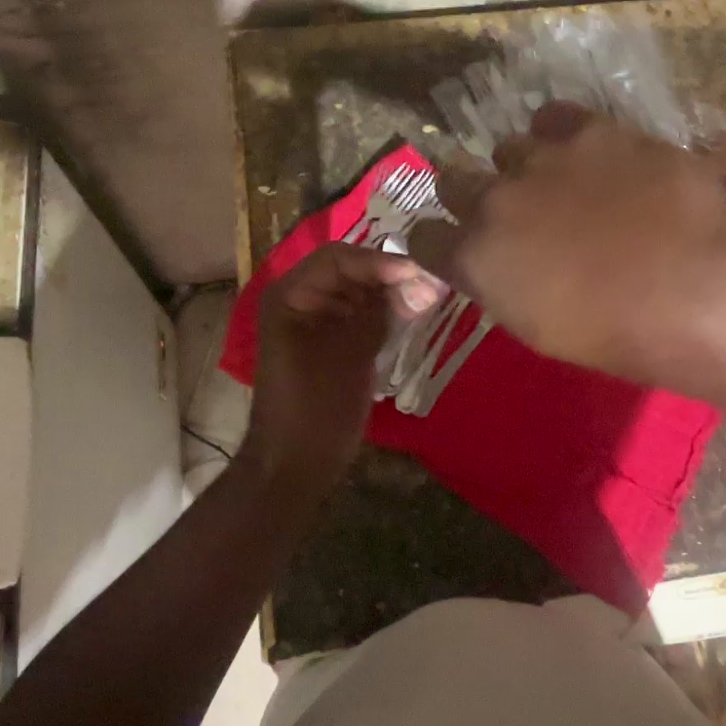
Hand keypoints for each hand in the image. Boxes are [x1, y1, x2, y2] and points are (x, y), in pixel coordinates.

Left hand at [242, 243, 437, 492]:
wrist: (294, 467)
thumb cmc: (314, 410)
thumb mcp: (348, 355)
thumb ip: (380, 312)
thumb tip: (422, 281)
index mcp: (290, 295)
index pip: (339, 258)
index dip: (380, 261)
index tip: (420, 271)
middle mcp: (301, 298)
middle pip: (352, 269)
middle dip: (392, 274)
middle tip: (435, 279)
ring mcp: (318, 321)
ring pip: (362, 290)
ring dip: (395, 290)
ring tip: (433, 293)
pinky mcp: (335, 341)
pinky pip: (364, 313)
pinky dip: (389, 311)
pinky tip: (418, 311)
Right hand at [409, 102, 725, 404]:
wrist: (702, 291)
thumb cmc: (622, 334)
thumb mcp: (541, 328)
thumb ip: (503, 286)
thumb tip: (500, 265)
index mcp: (475, 260)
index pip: (423, 237)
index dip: (441, 241)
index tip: (463, 246)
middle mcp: (492, 202)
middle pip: (453, 181)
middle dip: (473, 195)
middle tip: (515, 214)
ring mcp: (539, 160)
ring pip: (507, 149)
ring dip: (524, 167)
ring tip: (564, 182)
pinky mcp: (589, 130)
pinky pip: (552, 118)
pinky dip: (560, 134)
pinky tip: (587, 152)